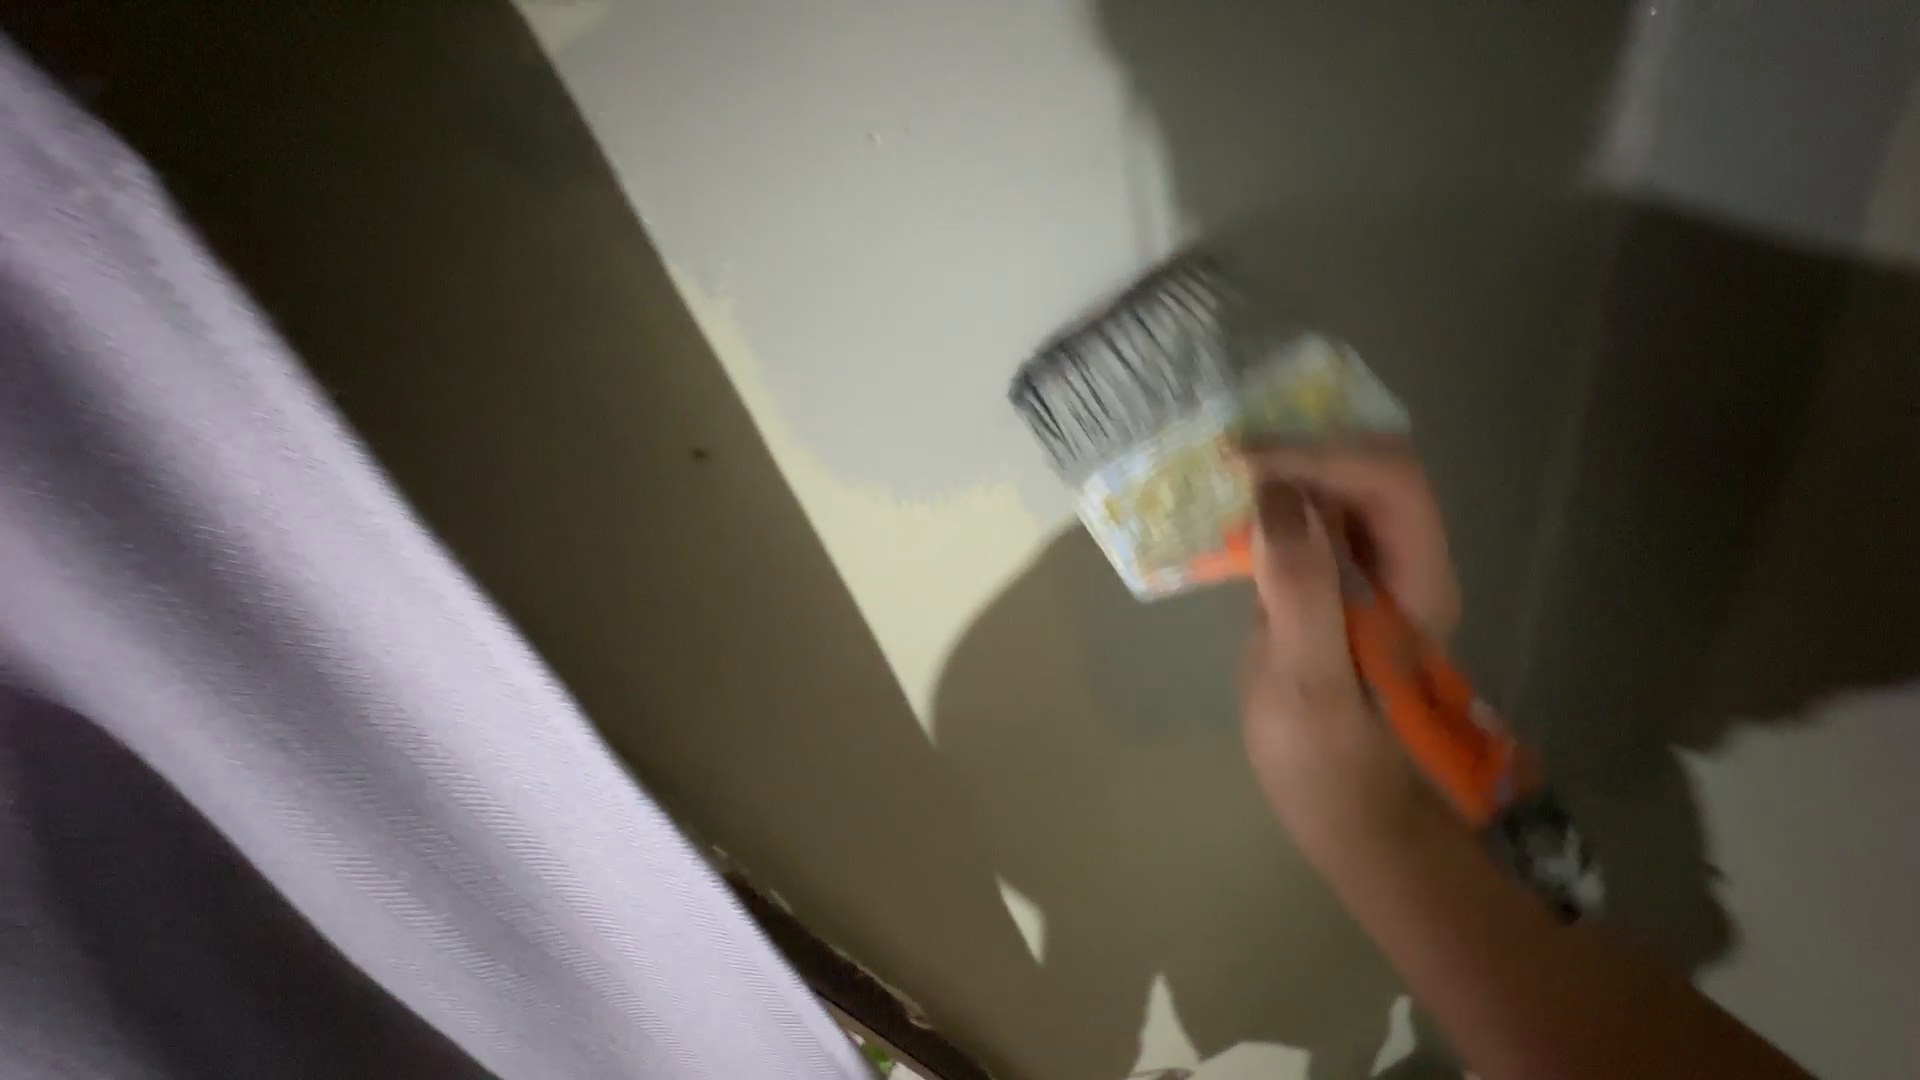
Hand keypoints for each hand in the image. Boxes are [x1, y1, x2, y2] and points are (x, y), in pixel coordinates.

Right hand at [1237, 441, 1458, 853]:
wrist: (1345, 811)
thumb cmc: (1330, 764)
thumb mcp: (1309, 684)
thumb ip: (1300, 590)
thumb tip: (1275, 496)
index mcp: (1417, 581)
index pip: (1388, 480)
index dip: (1318, 457)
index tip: (1240, 465)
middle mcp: (1402, 562)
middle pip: (1368, 467)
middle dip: (1300, 449)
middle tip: (1224, 458)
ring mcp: (1366, 571)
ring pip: (1336, 485)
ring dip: (1281, 468)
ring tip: (1216, 472)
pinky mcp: (1328, 583)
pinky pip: (1305, 519)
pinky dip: (1265, 502)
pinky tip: (1223, 511)